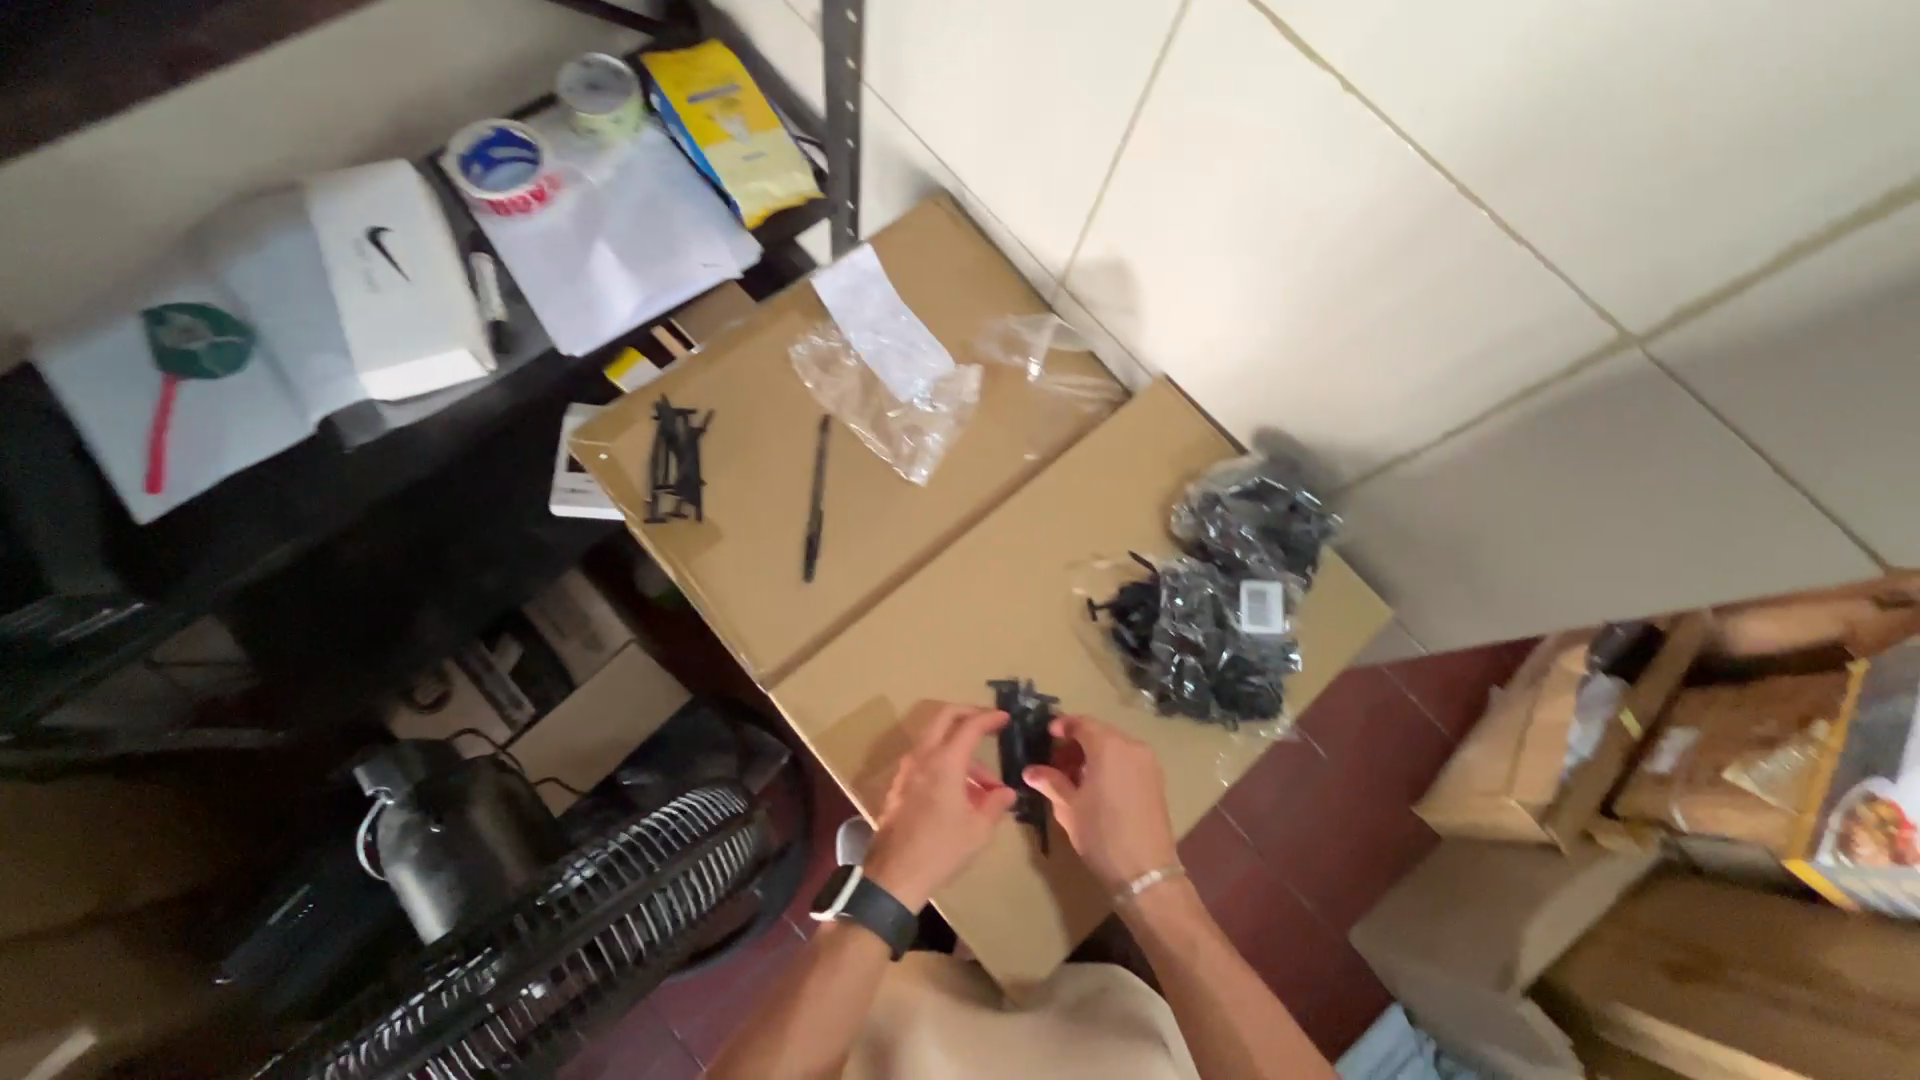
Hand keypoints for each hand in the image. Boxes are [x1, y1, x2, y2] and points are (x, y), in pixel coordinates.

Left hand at [863, 704, 1019, 911]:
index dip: (989, 717)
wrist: (894, 875)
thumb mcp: (978, 830)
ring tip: (983, 786)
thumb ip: (995, 804)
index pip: (969, 726)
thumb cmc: (941, 850)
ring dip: (959, 751)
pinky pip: (925, 761)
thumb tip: (1006, 792)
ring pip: (935, 742)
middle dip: (968, 715)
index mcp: (944, 762)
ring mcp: (906, 770)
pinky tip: (959, 793)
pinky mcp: (899, 786)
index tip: (1005, 717)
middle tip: (989, 725)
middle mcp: (922, 757)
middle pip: (944, 718)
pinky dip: (944, 763)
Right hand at [1023, 715, 1177, 889]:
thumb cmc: (1101, 834)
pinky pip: (1128, 759)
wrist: (1146, 871)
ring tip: (1074, 777)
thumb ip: (1051, 782)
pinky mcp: (1156, 780)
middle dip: (1077, 742)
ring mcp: (1148, 762)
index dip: (1063, 726)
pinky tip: (1096, 785)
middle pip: (1100, 732)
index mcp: (1109, 746)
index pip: (1082, 723)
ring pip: (1115, 746)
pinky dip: (1110, 763)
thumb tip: (1030, 771)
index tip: (1047, 736)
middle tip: (1056, 763)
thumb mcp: (1069, 808)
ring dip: (1093, 753)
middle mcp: (1132, 746)